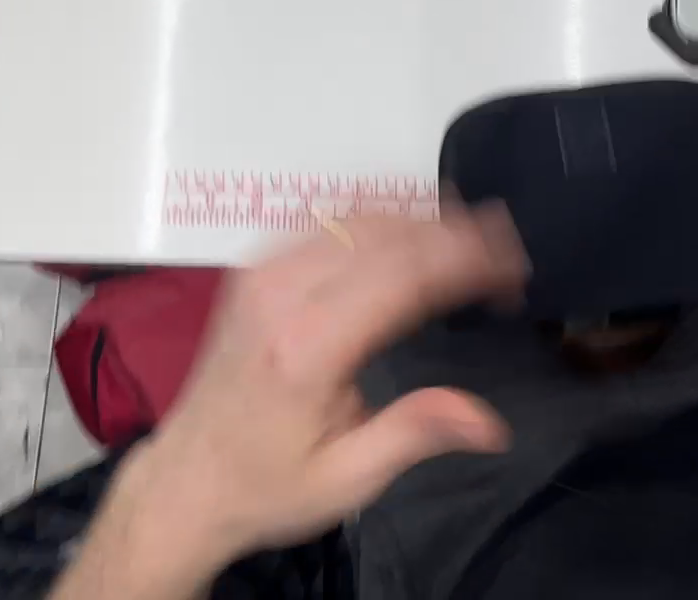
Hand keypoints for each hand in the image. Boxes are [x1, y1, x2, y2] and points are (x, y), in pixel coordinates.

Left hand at [53, 208, 528, 599]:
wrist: (185, 479)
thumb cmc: (269, 483)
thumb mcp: (346, 479)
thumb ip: (415, 434)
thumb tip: (492, 422)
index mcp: (309, 347)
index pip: (405, 275)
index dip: (467, 260)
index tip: (512, 267)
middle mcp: (284, 293)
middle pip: (389, 235)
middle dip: (458, 233)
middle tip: (506, 247)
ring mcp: (266, 269)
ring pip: (362, 217)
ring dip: (424, 218)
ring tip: (473, 234)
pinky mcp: (258, 263)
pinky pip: (331, 219)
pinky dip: (382, 215)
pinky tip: (413, 225)